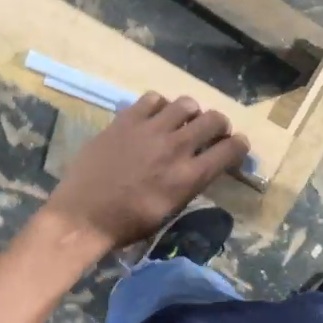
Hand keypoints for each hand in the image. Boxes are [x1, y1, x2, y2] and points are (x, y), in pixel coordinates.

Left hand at [44, 94, 250, 251]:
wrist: (83, 216)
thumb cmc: (127, 224)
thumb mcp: (170, 210)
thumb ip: (190, 183)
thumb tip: (201, 166)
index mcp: (189, 176)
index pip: (230, 149)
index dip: (240, 145)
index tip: (237, 145)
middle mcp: (175, 147)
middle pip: (213, 119)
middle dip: (219, 124)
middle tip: (212, 130)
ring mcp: (149, 130)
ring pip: (186, 103)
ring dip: (191, 111)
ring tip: (182, 120)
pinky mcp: (125, 120)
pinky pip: (153, 99)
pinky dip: (160, 106)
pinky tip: (154, 116)